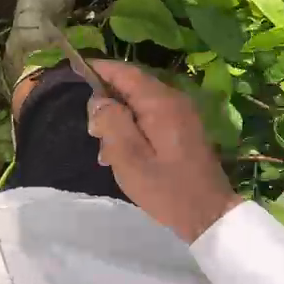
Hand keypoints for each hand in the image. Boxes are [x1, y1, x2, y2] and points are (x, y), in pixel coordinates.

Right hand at [85, 60, 241, 242]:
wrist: (208, 215)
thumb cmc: (166, 188)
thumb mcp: (129, 158)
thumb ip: (111, 122)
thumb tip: (98, 100)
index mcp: (160, 103)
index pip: (125, 72)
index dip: (99, 68)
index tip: (75, 69)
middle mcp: (173, 100)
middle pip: (131, 86)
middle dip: (107, 102)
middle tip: (93, 132)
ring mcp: (181, 114)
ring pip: (138, 103)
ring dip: (118, 119)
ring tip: (106, 150)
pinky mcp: (182, 128)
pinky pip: (149, 116)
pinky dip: (132, 127)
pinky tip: (123, 153)